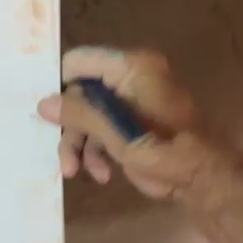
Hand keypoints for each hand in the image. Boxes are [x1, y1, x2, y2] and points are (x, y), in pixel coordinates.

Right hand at [37, 47, 219, 199]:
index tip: (42, 111)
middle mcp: (130, 78)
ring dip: (80, 146)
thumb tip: (42, 103)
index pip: (80, 61)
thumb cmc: (165, 151)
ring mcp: (130, 101)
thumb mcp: (116, 133)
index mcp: (132, 67)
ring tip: (76, 171)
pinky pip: (100, 130)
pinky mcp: (131, 123)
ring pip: (87, 117)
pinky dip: (96, 152)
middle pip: (80, 94)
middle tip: (65, 159)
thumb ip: (80, 114)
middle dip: (71, 129)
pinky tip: (102, 174)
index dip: (59, 84)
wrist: (201, 181)